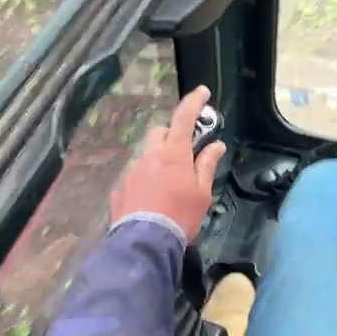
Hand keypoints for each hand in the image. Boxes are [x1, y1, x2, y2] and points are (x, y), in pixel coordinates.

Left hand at [110, 86, 226, 241]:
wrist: (145, 243)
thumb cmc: (181, 215)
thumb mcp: (202, 192)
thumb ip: (207, 165)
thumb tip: (216, 145)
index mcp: (173, 153)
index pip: (183, 117)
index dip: (194, 102)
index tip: (203, 92)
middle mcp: (149, 155)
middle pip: (160, 132)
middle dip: (173, 135)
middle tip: (186, 152)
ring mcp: (132, 171)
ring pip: (147, 154)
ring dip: (159, 159)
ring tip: (170, 183)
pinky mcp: (120, 188)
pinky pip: (136, 175)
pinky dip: (147, 179)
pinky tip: (153, 199)